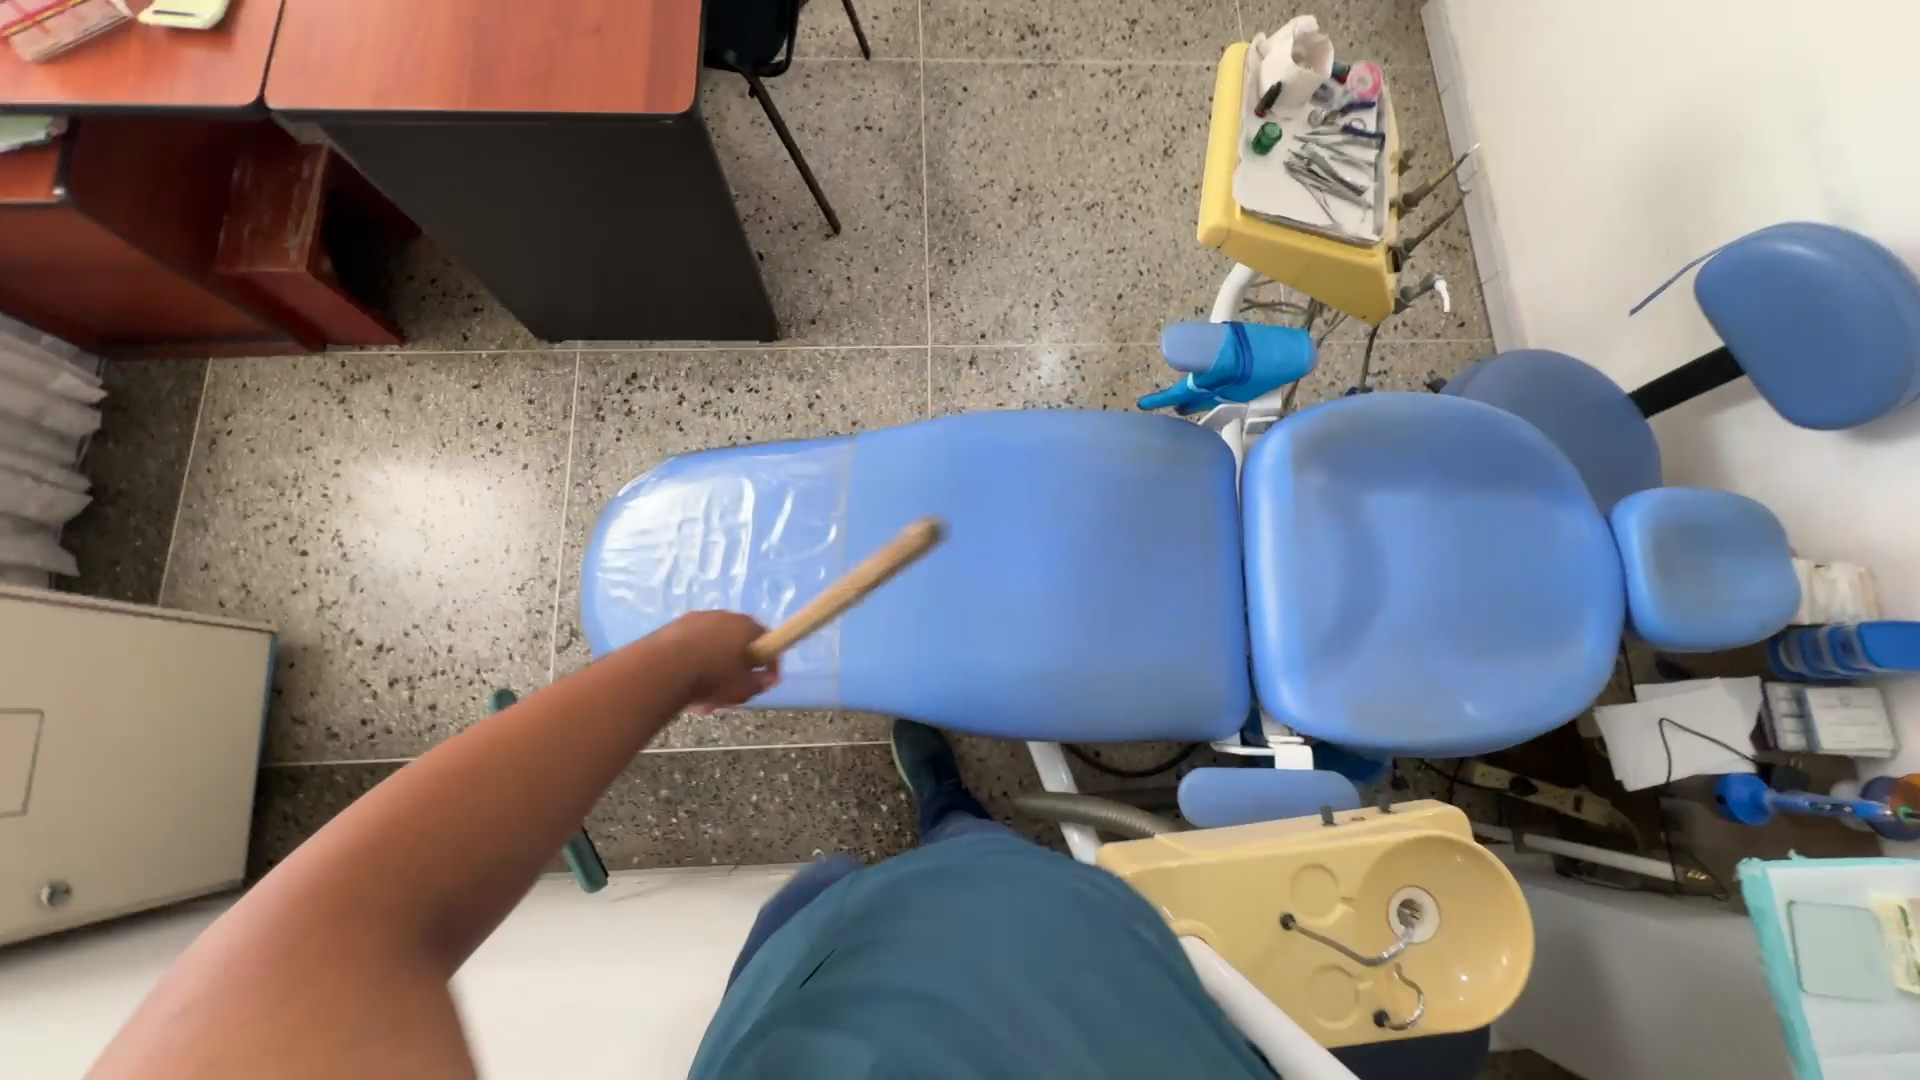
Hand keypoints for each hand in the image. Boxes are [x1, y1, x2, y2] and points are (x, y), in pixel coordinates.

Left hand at [655, 611, 779, 713]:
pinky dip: (694, 663)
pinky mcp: (674, 627)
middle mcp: (725, 616)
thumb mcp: (743, 688)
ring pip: (713, 646)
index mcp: (747, 626)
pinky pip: (692, 647)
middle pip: (738, 643)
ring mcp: (697, 619)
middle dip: (737, 669)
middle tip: (733, 692)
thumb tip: (768, 678)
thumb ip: (760, 683)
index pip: (767, 640)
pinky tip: (686, 685)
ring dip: (714, 668)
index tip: (766, 680)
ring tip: (706, 697)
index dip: (769, 662)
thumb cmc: (712, 677)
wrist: (662, 668)